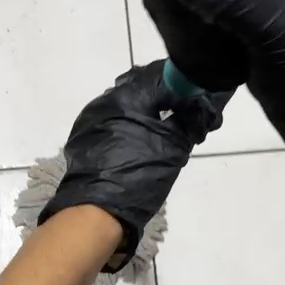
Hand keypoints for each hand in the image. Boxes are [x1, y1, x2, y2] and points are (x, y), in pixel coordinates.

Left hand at [38, 63, 228, 270]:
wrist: (96, 211)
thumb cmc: (140, 175)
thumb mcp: (175, 146)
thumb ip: (189, 119)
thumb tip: (200, 105)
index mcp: (129, 95)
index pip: (161, 74)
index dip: (183, 82)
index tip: (197, 95)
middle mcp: (106, 98)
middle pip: (141, 84)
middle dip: (164, 94)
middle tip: (183, 112)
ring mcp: (91, 117)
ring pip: (125, 102)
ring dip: (146, 109)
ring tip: (163, 130)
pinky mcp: (84, 135)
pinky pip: (112, 119)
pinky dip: (129, 122)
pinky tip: (139, 141)